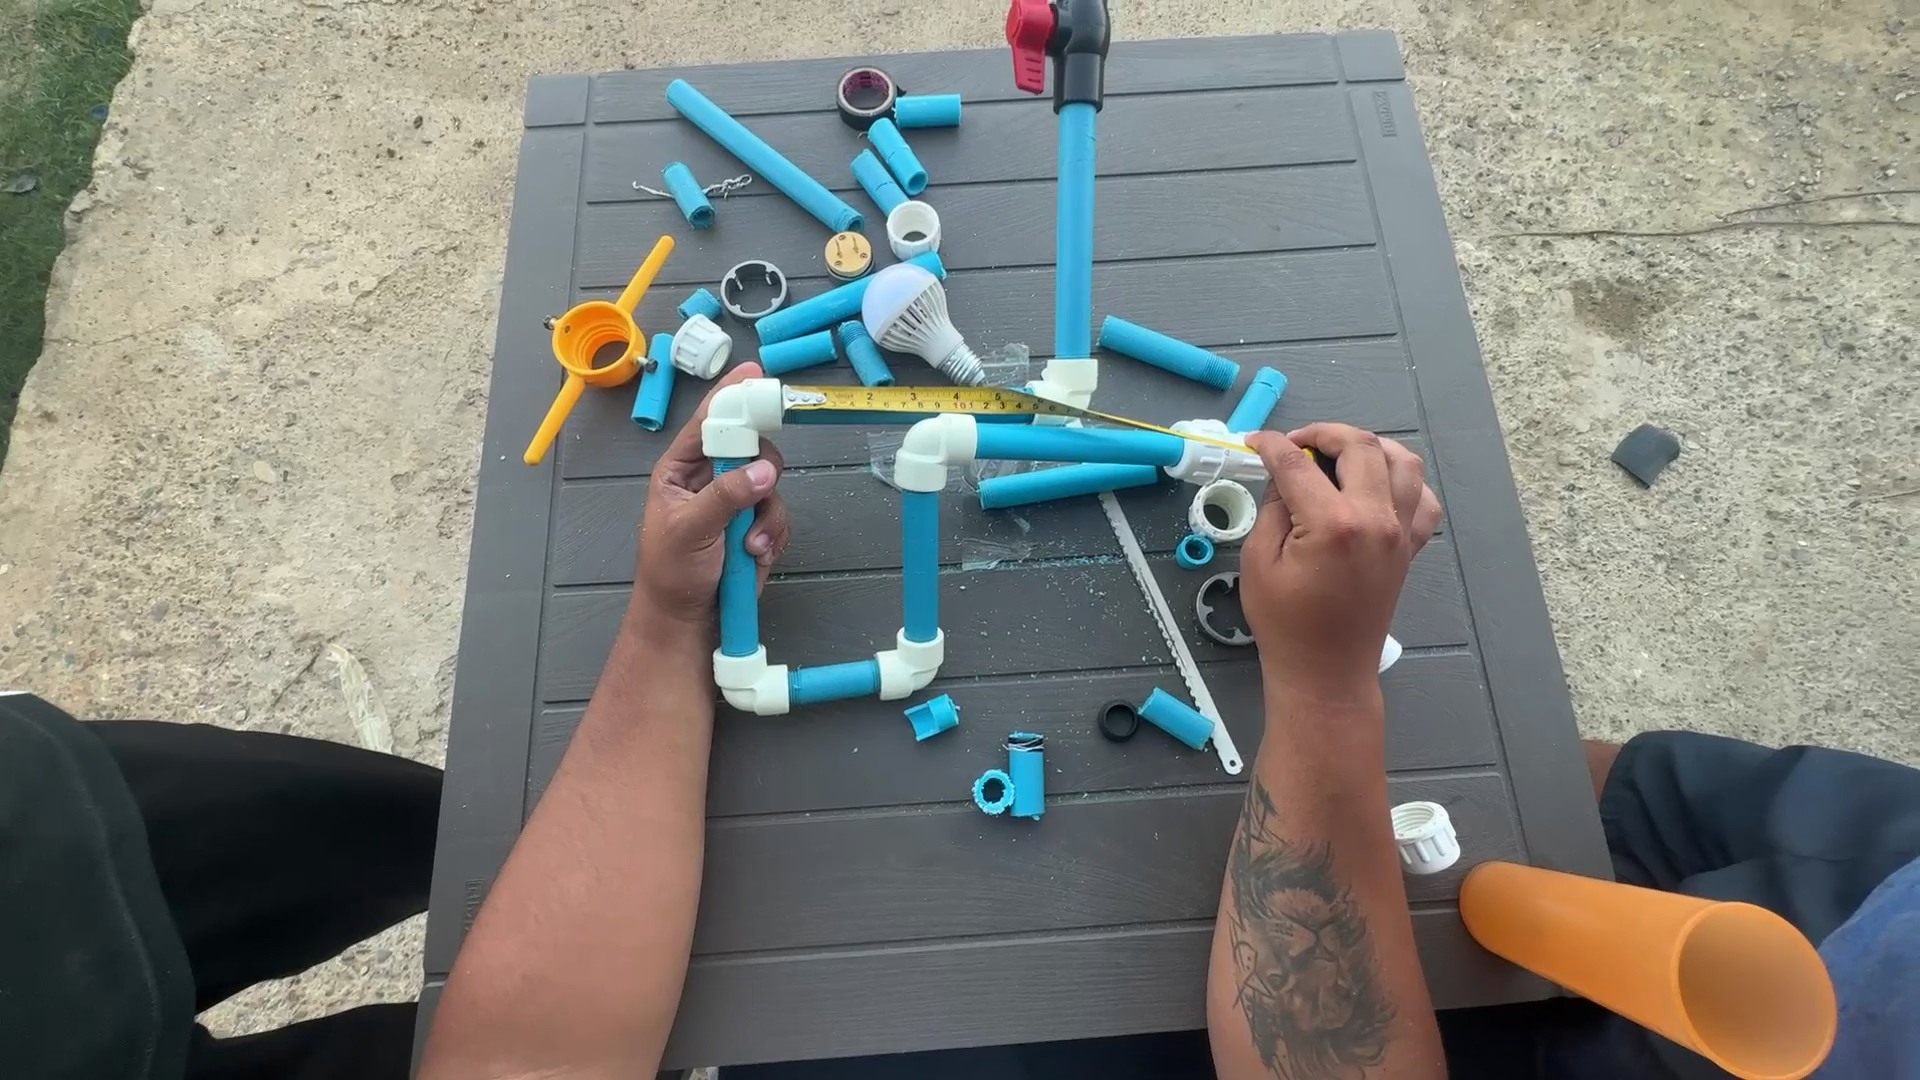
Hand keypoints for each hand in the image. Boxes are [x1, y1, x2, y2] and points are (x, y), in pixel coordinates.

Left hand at [632, 364, 791, 630]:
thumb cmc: (672, 571)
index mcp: (682, 470)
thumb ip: (727, 497)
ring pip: (773, 487)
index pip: (708, 424)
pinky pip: (779, 517)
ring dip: (766, 519)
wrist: (689, 618)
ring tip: (750, 547)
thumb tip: (766, 471)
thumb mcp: (691, 529)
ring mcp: (738, 503)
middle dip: (763, 472)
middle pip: (752, 450)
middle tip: (764, 485)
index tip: (755, 377)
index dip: (731, 398)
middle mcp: (712, 479)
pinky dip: (773, 537)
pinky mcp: (757, 527)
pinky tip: (756, 557)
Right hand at [1240, 424, 1441, 703]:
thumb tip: (1283, 478)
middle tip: (1295, 443)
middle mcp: (1377, 519)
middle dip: (1324, 433)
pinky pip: (1423, 497)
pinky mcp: (1411, 546)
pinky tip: (1375, 485)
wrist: (1325, 668)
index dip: (1272, 446)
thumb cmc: (1284, 622)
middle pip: (1360, 447)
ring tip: (1337, 454)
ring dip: (1368, 447)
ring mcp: (1401, 532)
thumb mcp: (1258, 562)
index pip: (1299, 464)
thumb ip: (1272, 510)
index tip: (1255, 442)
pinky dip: (1402, 480)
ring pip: (1403, 461)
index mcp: (1333, 523)